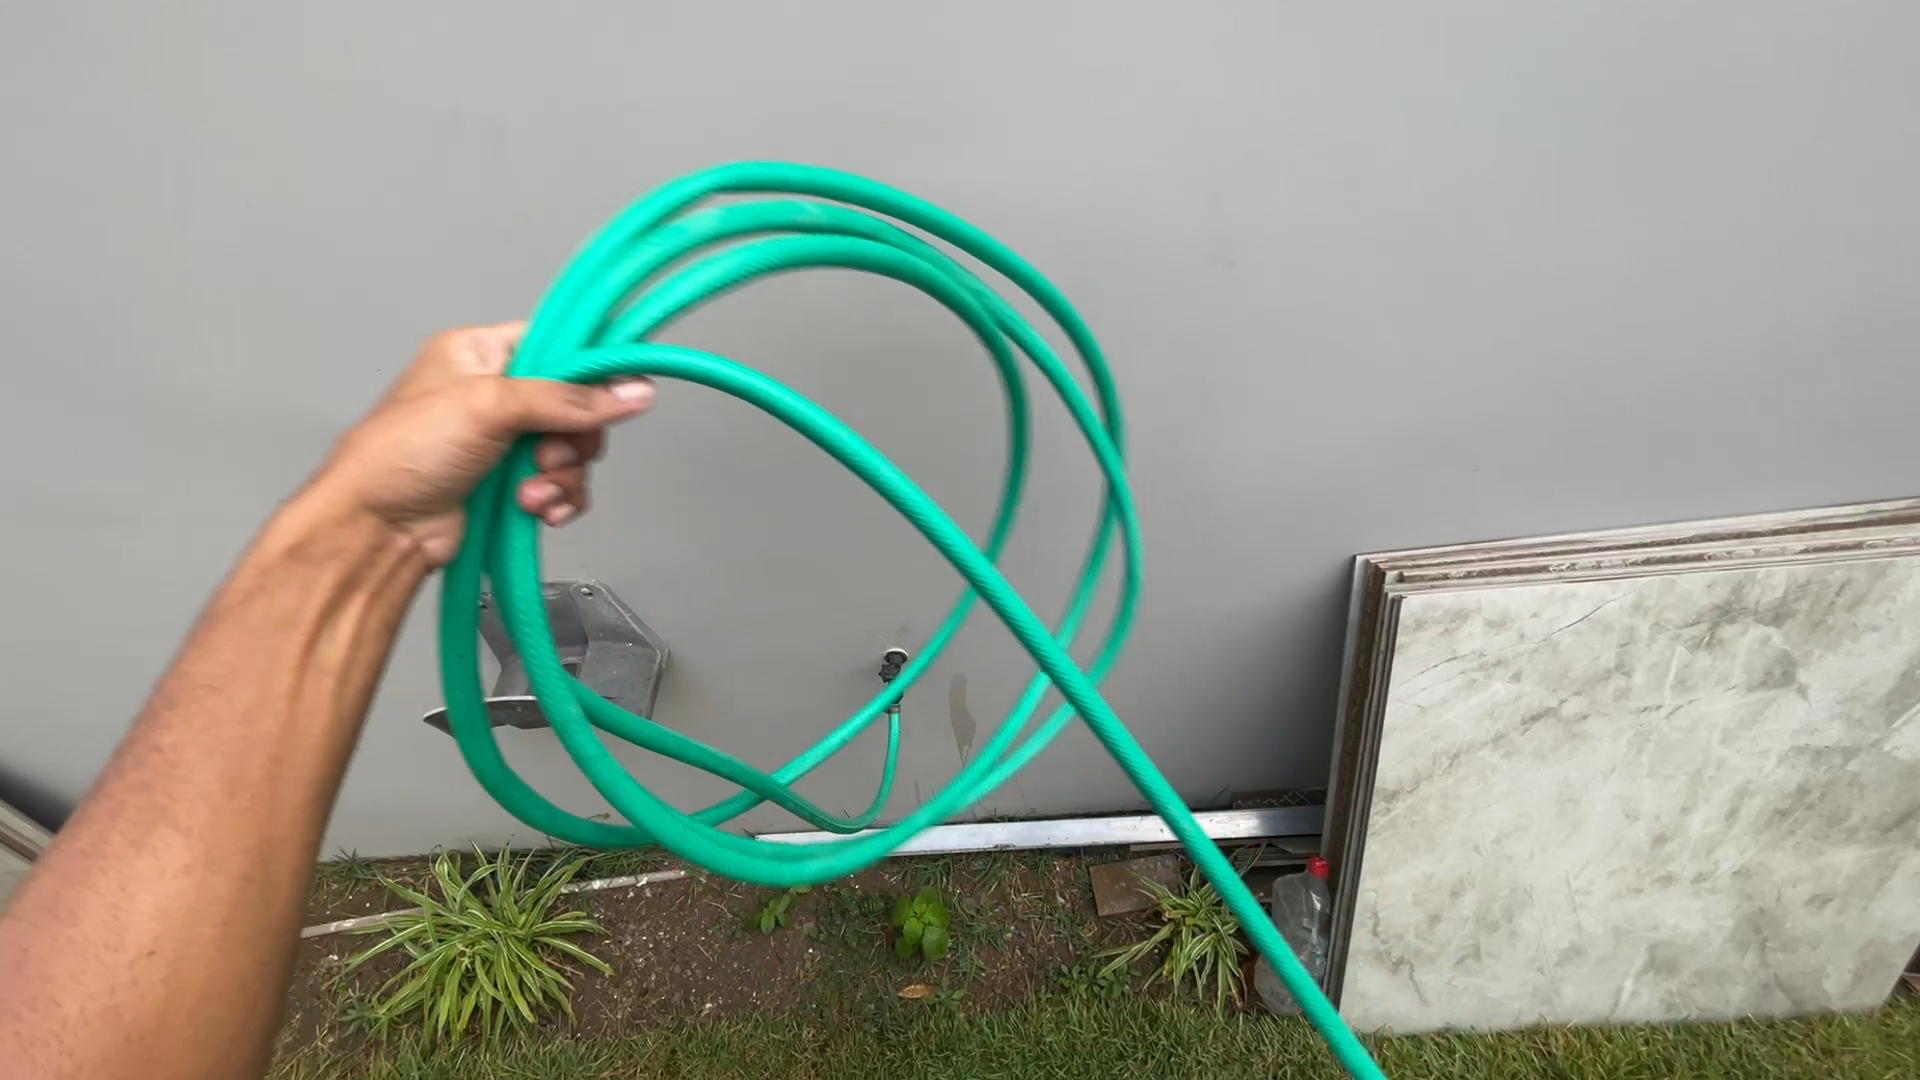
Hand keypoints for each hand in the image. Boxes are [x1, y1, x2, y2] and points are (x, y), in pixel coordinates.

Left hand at [311, 322, 654, 565]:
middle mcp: (500, 393)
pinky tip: (537, 508)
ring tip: (530, 493)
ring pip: (577, 450)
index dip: (592, 368)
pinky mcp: (518, 478)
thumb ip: (568, 398)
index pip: (560, 344)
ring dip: (563, 477)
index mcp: (483, 353)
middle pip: (579, 405)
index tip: (619, 391)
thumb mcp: (490, 408)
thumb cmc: (401, 457)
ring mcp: (510, 439)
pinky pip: (568, 483)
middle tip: (545, 455)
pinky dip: (561, 498)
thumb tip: (633, 393)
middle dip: (572, 440)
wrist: (379, 530)